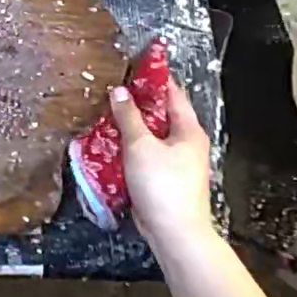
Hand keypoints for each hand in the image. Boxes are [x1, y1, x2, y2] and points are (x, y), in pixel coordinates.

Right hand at [109, 79, 214, 244]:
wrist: (174, 230)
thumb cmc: (162, 184)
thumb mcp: (140, 145)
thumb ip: (129, 117)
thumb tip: (120, 91)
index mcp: (189, 131)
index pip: (174, 95)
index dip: (156, 80)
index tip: (137, 66)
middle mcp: (187, 144)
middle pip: (162, 116)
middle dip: (139, 104)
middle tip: (114, 92)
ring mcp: (177, 163)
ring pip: (152, 136)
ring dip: (132, 127)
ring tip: (107, 116)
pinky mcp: (164, 179)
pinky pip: (145, 155)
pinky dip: (130, 147)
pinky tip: (112, 146)